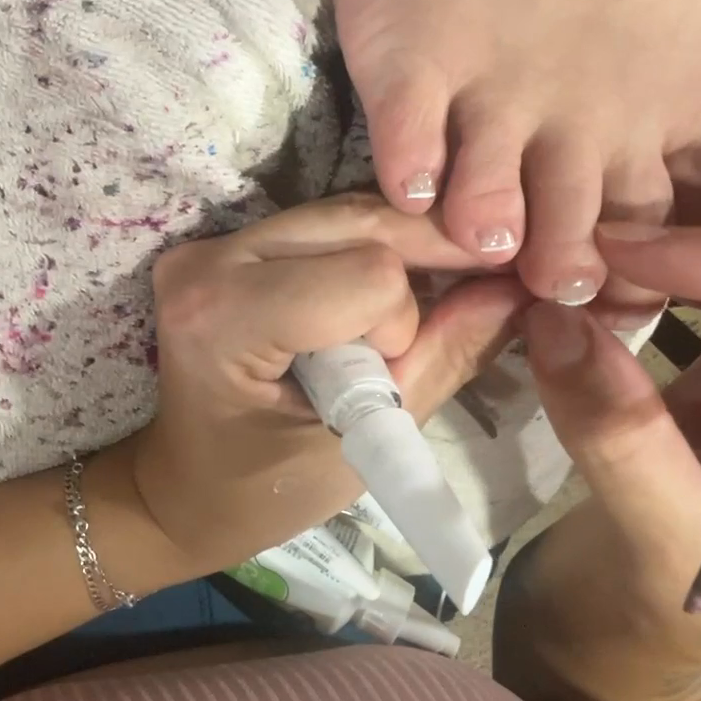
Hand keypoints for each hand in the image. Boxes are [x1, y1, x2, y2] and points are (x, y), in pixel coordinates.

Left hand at [132, 194, 531, 572]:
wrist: (183, 487)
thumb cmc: (262, 488)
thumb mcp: (361, 442)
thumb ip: (440, 358)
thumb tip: (517, 291)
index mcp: (224, 316)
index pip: (366, 275)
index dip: (401, 321)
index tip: (388, 370)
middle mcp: (206, 262)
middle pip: (355, 221)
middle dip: (423, 255)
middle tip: (479, 283)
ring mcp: (207, 247)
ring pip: (339, 212)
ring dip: (398, 249)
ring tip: (436, 290)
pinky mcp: (219, 246)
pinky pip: (317, 225)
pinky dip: (365, 248)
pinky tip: (393, 283)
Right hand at [331, 0, 700, 319]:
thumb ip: (694, 76)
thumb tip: (691, 150)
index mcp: (677, 85)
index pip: (680, 217)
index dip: (655, 266)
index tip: (628, 286)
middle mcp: (589, 111)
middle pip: (583, 239)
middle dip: (571, 282)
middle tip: (545, 295)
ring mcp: (491, 92)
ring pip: (492, 223)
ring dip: (488, 245)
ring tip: (479, 246)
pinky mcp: (405, 62)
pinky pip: (403, 165)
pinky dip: (406, 190)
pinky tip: (406, 189)